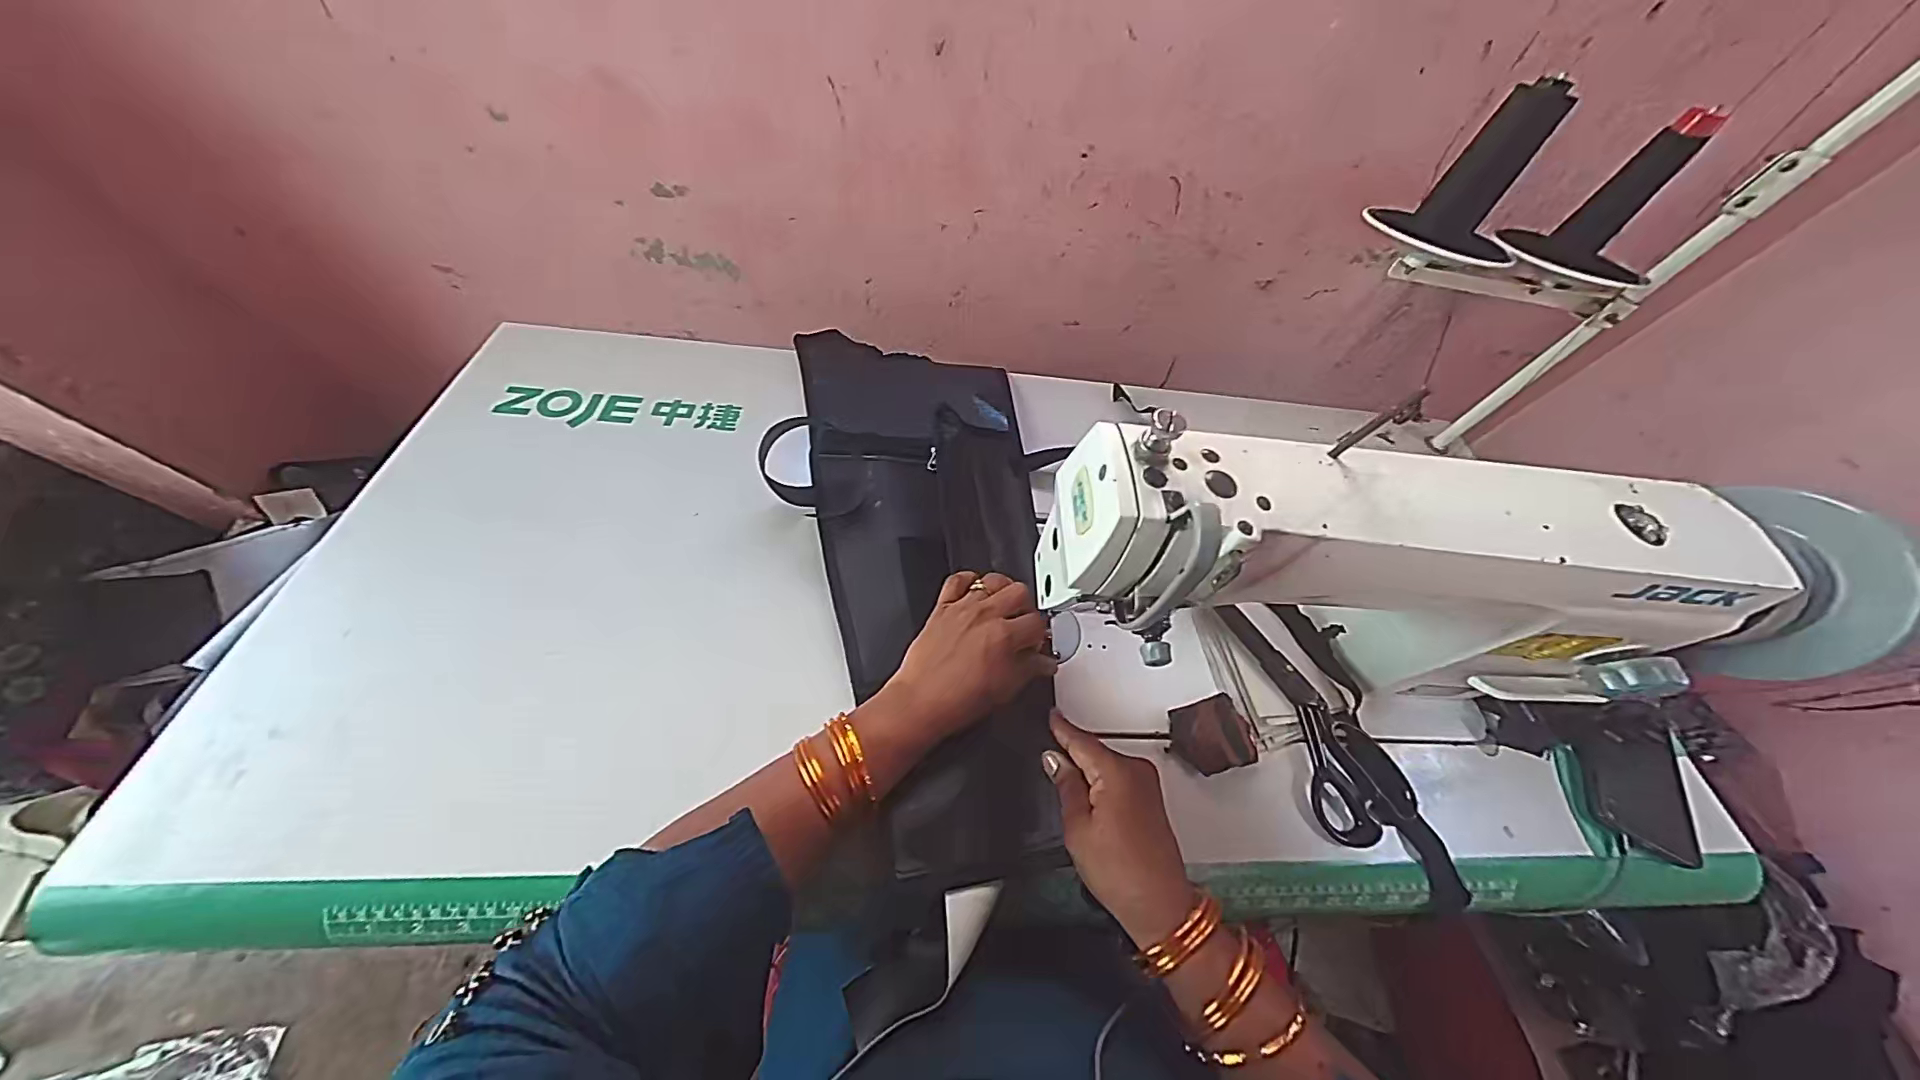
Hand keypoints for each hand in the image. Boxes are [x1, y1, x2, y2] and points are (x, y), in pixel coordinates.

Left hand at [870, 571, 1056, 741]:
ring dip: (1002, 591)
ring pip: (992, 580)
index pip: (1037, 622)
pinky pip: (957, 580)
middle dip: (1026, 608)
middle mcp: (984, 616)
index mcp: (1003, 636)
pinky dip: (968, 581)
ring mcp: (961, 608)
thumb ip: (1028, 669)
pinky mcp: (941, 608)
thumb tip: (1042, 662)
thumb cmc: (956, 700)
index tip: (1035, 643)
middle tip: (1022, 624)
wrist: (920, 702)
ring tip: (1002, 607)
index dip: (1040, 634)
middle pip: (1020, 592)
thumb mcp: (1004, 690)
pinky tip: (974, 592)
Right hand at [1044, 710, 1194, 944]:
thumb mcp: (1077, 828)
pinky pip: (1119, 777)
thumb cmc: (1122, 874)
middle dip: (1072, 755)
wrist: (1158, 905)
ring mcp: (1148, 783)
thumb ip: (1065, 785)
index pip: (1081, 740)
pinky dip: (1102, 782)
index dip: (1061, 728)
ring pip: (1106, 764)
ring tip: (1070, 796)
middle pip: (1095, 750)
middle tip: (1049, 764)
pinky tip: (1091, 803)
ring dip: (1088, 771)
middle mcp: (1137, 771)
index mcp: (1117, 772)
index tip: (1051, 715)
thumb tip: (1056, 760)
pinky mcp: (1152, 796)